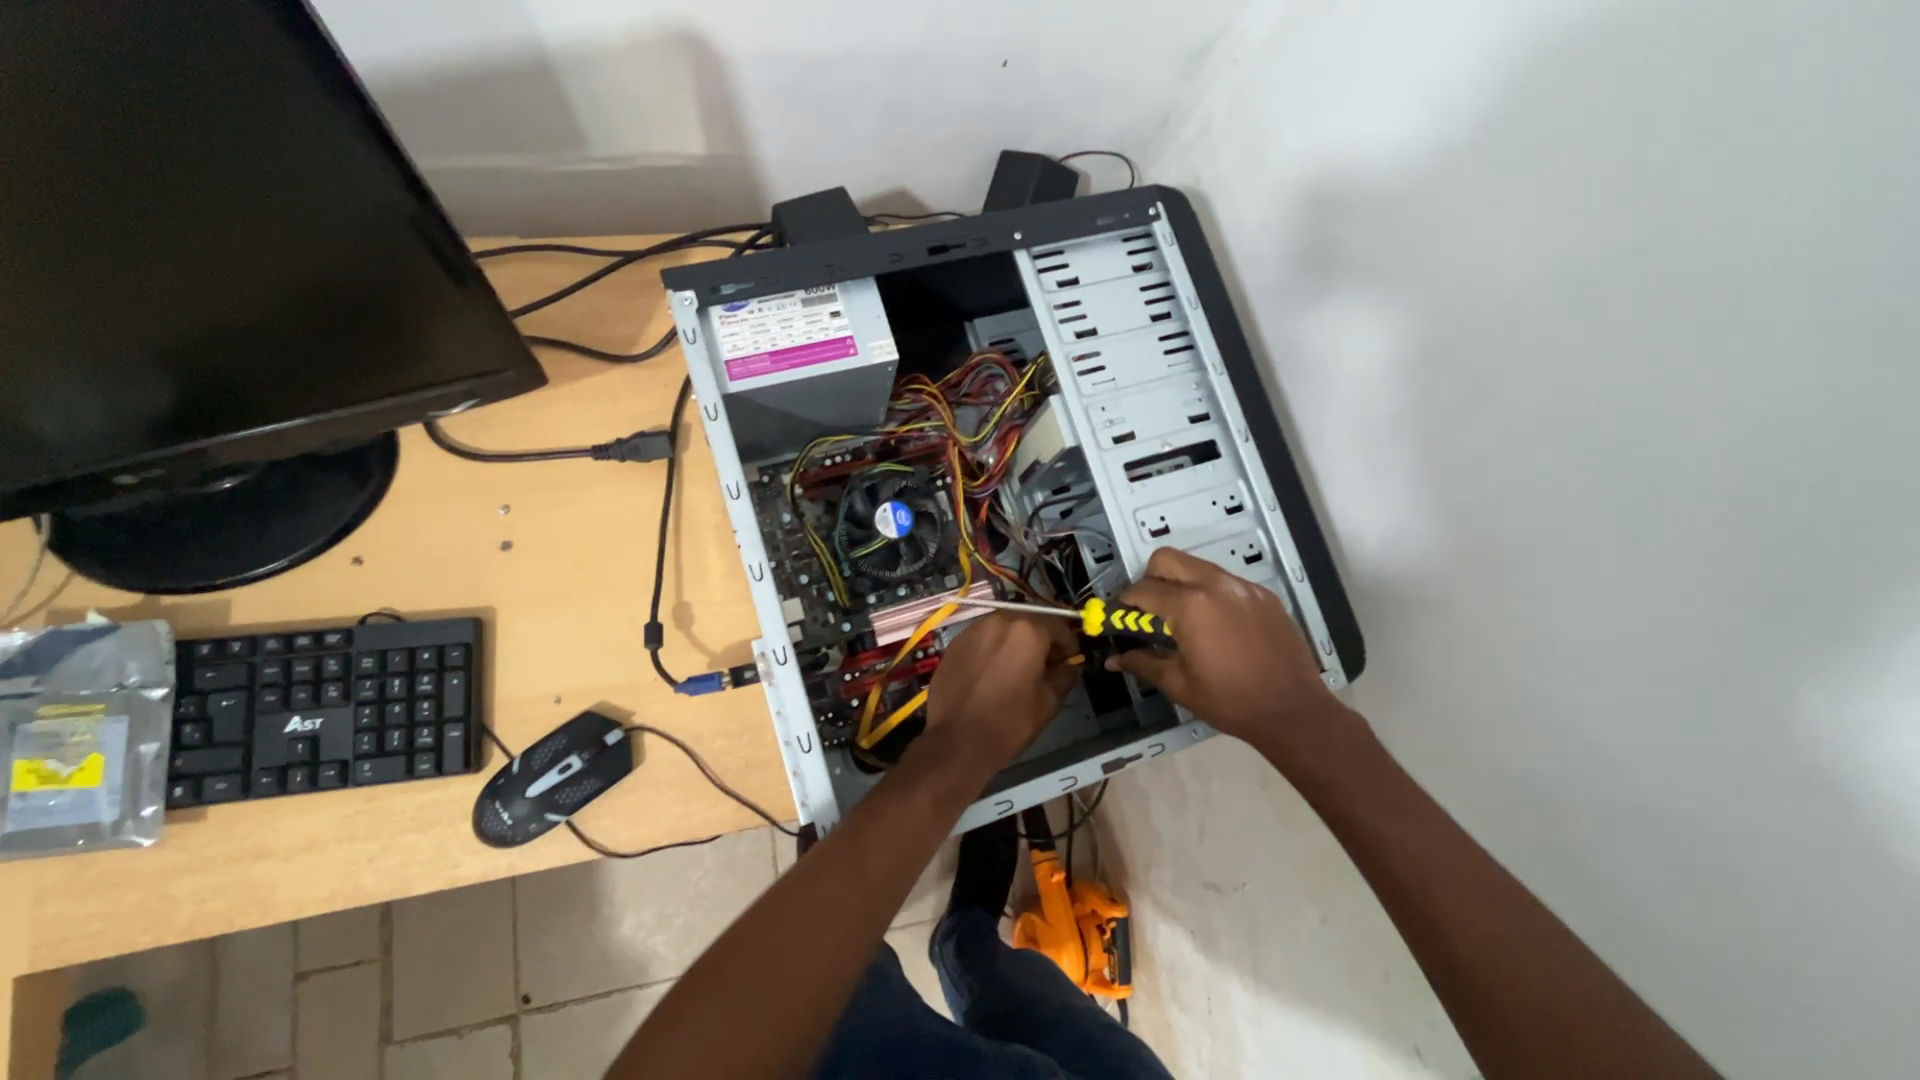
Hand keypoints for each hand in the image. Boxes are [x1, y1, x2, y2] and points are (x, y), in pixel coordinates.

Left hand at [924, 612, 1079, 771]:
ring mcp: (972, 630)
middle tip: (1045, 663)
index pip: (1058, 625)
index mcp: (1027, 631)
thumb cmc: (1010, 721)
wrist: (958, 741)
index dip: (1068, 643)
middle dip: (1040, 638)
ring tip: (1017, 667)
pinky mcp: (953, 644)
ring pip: (1002, 628)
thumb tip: (1070, 667)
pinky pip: (981, 639)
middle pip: (1028, 621)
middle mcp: (999, 620)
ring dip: (1014, 641)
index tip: (1069, 659)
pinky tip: (991, 672)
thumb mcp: (1048, 702)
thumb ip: (1064, 677)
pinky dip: (992, 648)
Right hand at [1108, 548, 1352, 755]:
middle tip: (1151, 611)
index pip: (1143, 589)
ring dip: (1181, 583)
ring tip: (1185, 620)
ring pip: (1199, 566)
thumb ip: (1142, 663)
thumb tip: (1112, 660)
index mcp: (1189, 606)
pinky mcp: (1264, 595)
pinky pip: (1227, 582)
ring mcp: (1244, 587)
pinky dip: (1212, 594)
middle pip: (1167, 559)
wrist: (1292, 710)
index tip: (1122, 618)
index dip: (1125, 603)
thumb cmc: (1229, 701)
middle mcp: (1215, 585)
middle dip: (1150, 578)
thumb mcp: (1179, 684)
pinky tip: (1218, 627)